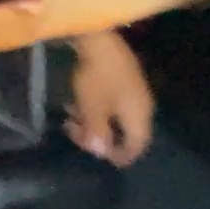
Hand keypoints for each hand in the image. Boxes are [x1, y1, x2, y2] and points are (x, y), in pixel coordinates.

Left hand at [66, 30, 154, 166]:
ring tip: (69, 122)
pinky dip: (92, 112)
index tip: (107, 162)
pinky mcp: (120, 86)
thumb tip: (100, 152)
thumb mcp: (92, 107)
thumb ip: (97, 130)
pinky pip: (109, 107)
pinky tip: (73, 108)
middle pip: (123, 133)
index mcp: (139, 116)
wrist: (102, 46)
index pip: (137, 143)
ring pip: (113, 119)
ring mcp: (132, 96)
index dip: (122, 154)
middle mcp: (140, 108)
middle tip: (72, 134)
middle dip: (98, 137)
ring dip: (91, 124)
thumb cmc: (97, 79)